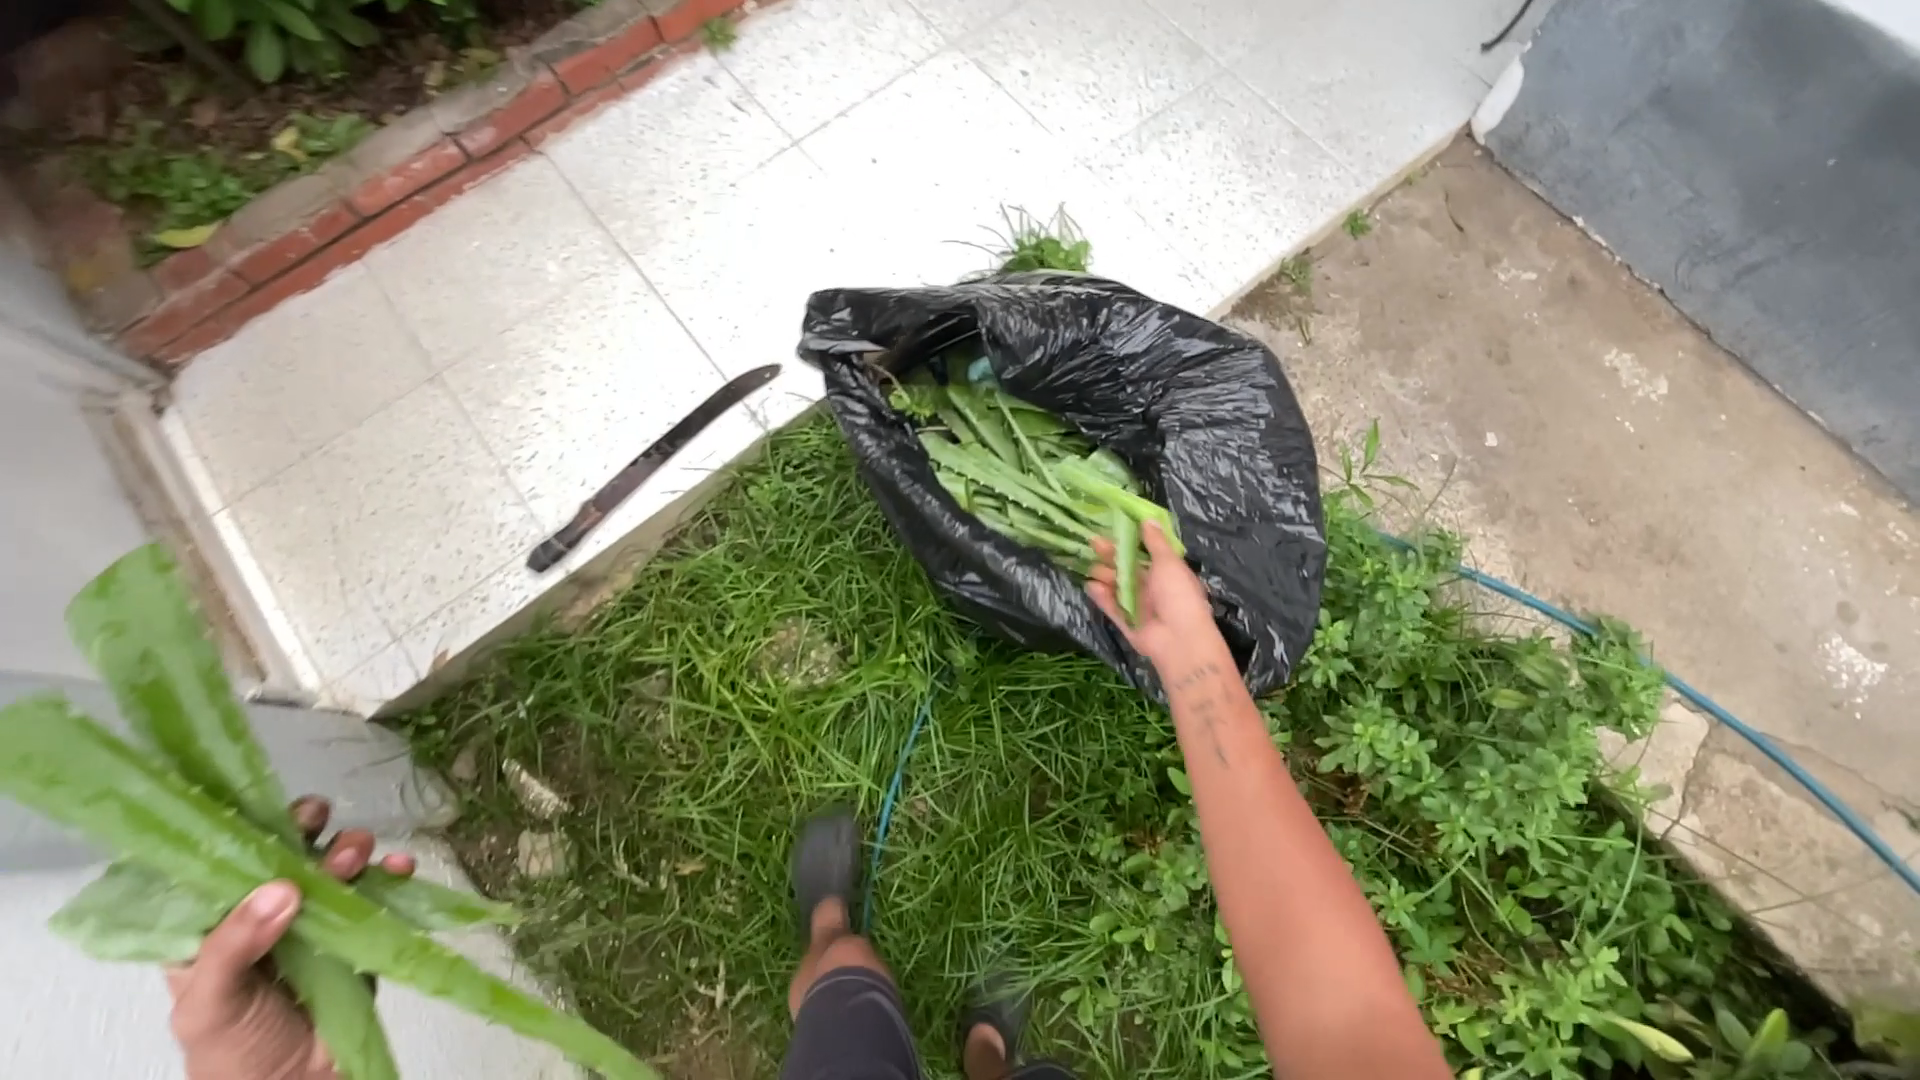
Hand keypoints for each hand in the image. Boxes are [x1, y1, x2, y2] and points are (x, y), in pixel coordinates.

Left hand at [166, 796, 415, 1079]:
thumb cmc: (236, 1053)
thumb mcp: (210, 1006)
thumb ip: (233, 947)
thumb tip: (283, 887)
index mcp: (212, 930)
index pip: (219, 869)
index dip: (239, 834)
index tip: (262, 810)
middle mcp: (264, 915)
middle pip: (283, 856)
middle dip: (303, 832)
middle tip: (318, 820)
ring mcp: (315, 919)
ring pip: (333, 865)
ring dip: (350, 849)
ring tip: (360, 854)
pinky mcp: (358, 927)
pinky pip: (378, 889)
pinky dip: (393, 871)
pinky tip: (400, 867)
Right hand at [1086, 520, 1224, 670]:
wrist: (1178, 638)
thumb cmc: (1178, 594)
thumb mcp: (1168, 562)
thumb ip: (1155, 542)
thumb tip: (1148, 519)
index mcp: (1168, 573)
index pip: (1146, 554)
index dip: (1130, 542)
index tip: (1113, 529)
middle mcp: (1153, 588)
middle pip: (1129, 569)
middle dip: (1112, 556)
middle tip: (1093, 543)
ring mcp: (1140, 606)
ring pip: (1118, 587)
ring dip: (1105, 575)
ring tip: (1092, 567)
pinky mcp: (1128, 622)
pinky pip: (1112, 607)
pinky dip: (1102, 597)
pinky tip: (1091, 585)